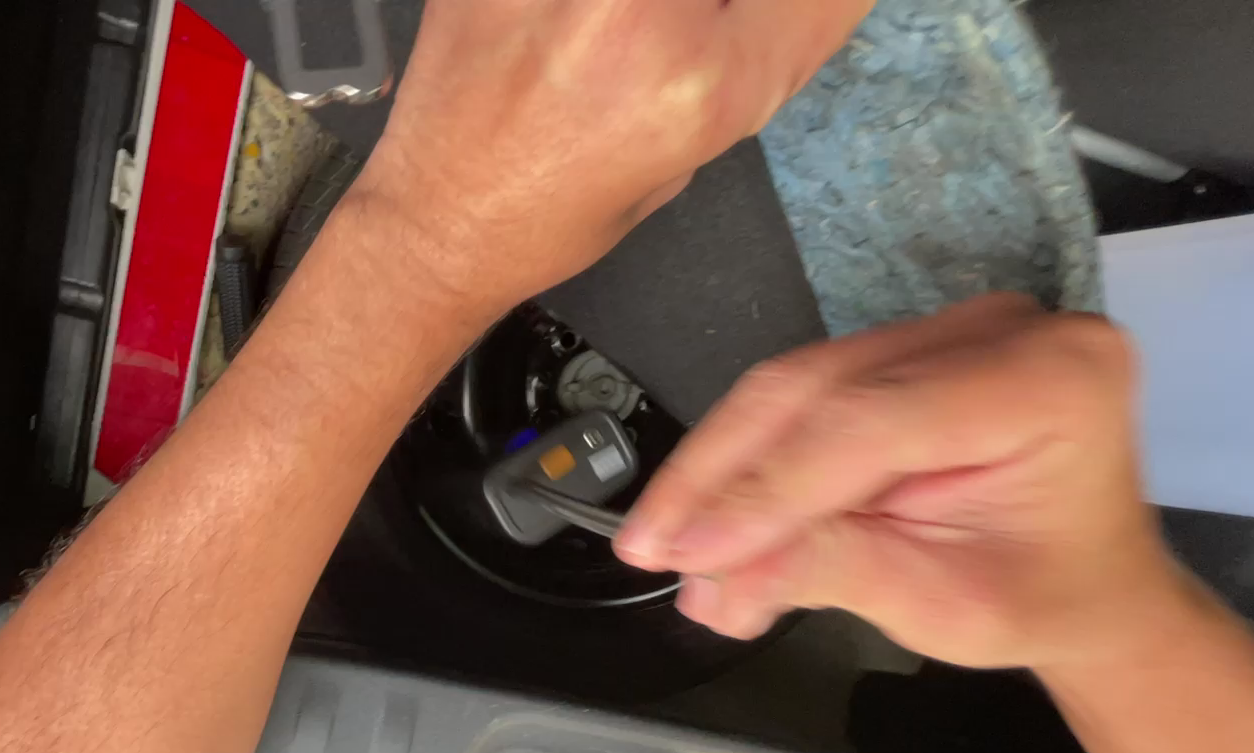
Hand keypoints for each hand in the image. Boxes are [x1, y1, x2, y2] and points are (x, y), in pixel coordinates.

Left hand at [349, 0, 872, 311]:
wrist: (434, 229)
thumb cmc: (539, 226)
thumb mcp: (671, 170)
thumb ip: (738, 69)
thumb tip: (768, 4)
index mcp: (696, 88)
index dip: (819, 2)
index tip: (783, 18)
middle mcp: (638, 13)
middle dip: (720, 13)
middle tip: (682, 38)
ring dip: (645, 20)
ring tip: (609, 49)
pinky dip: (580, 13)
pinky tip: (571, 32)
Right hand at [614, 294, 1193, 670]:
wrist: (1076, 577)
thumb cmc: (1035, 597)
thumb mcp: (943, 606)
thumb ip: (830, 573)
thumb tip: (711, 581)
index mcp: (1045, 380)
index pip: (868, 422)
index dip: (765, 490)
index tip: (687, 555)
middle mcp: (983, 332)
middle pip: (803, 392)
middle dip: (711, 478)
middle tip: (646, 548)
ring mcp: (923, 336)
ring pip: (773, 394)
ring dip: (704, 475)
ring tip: (658, 546)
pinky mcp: (876, 358)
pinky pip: (777, 405)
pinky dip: (726, 468)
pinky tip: (691, 522)